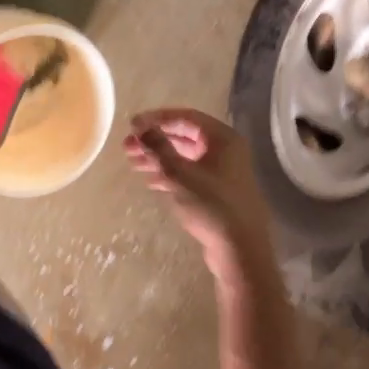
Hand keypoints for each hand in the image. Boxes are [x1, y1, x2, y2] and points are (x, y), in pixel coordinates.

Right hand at [124, 108, 274, 281]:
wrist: (240, 250)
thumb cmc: (211, 205)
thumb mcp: (179, 174)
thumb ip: (158, 147)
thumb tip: (142, 129)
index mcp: (222, 138)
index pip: (185, 117)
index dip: (157, 119)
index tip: (132, 125)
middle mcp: (226, 150)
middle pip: (184, 137)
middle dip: (154, 140)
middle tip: (127, 146)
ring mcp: (223, 172)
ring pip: (185, 157)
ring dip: (159, 157)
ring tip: (133, 163)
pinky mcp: (218, 192)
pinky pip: (190, 174)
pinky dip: (170, 174)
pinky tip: (150, 182)